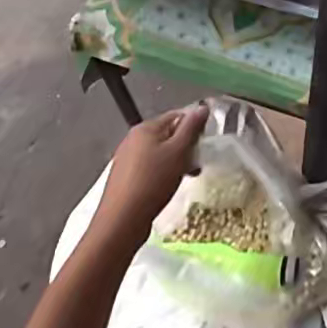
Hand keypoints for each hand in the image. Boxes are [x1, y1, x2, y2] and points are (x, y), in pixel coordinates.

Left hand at [93, 104, 209, 247]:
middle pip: (168, 134)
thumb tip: (202, 107)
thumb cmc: (154, 181)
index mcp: (145, 128)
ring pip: (161, 151)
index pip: (178, 115)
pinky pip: (150, 166)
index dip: (195, 127)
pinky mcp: (125, 176)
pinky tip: (168, 185)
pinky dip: (163, 171)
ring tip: (186, 176)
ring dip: (177, 160)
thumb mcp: (179, 151)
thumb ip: (192, 127)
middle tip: (196, 163)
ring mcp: (126, 158)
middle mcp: (132, 139)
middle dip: (186, 146)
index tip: (204, 143)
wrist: (122, 220)